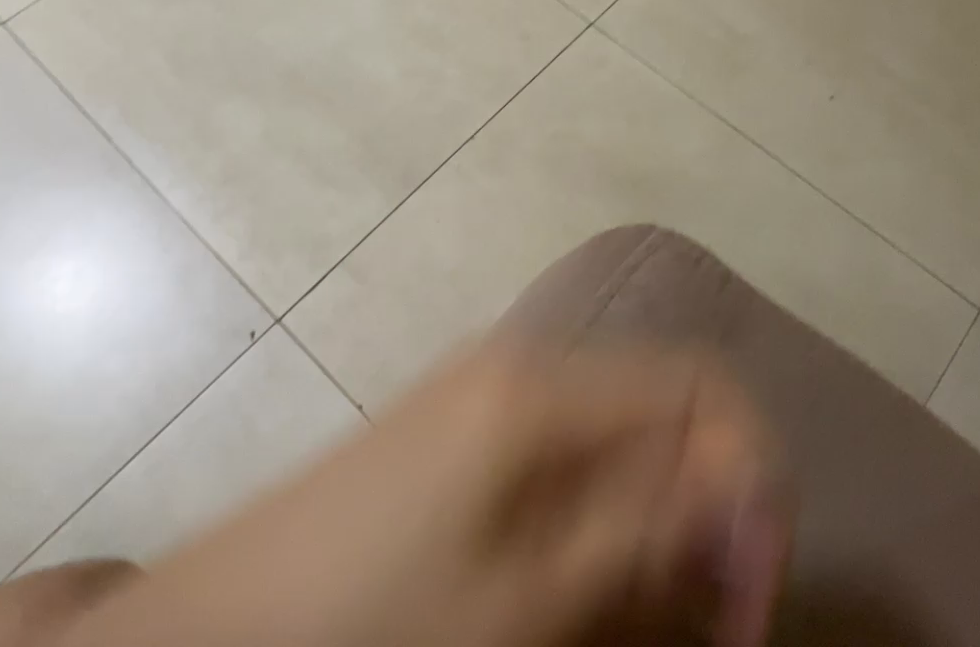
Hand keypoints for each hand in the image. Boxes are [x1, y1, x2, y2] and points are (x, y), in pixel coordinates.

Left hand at [64, 340, 790, 646]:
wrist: (225, 615)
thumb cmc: (378, 617)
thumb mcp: (530, 594)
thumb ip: (646, 526)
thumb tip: (749, 482)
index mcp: (539, 385)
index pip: (701, 386)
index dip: (753, 479)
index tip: (751, 586)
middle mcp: (514, 362)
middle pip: (660, 406)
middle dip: (706, 502)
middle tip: (707, 615)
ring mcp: (478, 388)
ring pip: (612, 433)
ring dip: (652, 513)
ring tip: (643, 608)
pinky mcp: (452, 423)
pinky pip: (560, 450)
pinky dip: (596, 507)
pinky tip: (579, 576)